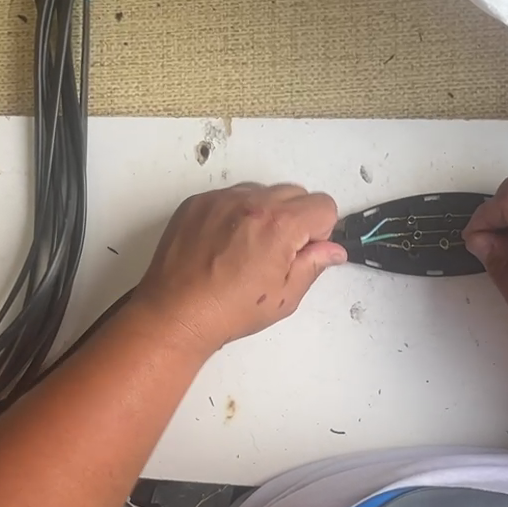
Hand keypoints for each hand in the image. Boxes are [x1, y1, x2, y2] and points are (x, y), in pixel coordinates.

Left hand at [129, 182, 345, 354]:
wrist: (176, 314)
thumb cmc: (226, 310)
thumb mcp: (285, 296)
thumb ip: (314, 265)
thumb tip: (332, 251)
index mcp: (279, 225)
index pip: (323, 205)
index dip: (320, 231)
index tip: (304, 250)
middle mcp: (250, 203)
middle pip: (295, 193)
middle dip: (295, 219)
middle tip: (277, 253)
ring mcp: (220, 200)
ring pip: (261, 192)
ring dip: (264, 213)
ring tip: (247, 250)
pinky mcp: (198, 203)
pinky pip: (229, 196)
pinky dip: (234, 213)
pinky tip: (225, 245)